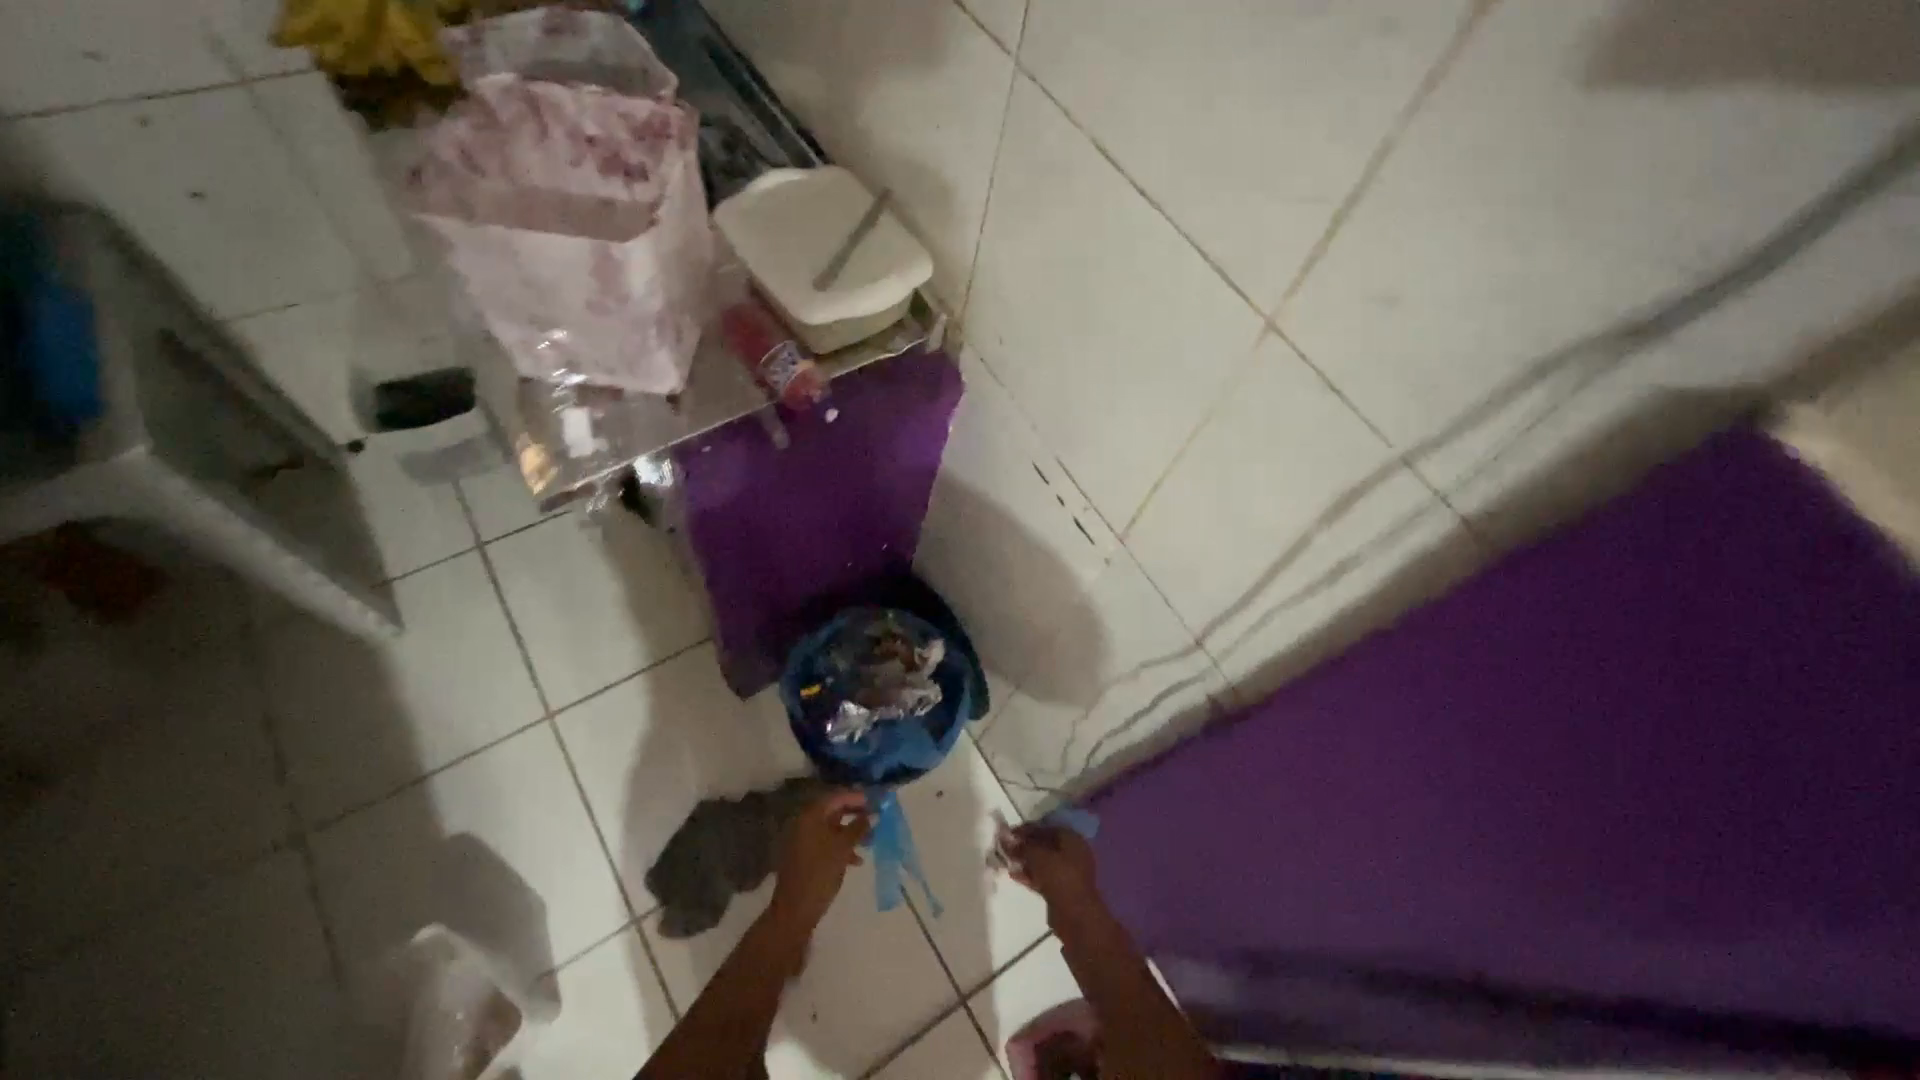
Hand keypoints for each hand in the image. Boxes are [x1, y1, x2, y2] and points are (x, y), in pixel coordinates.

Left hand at [769, 789, 871, 932]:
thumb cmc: (820, 873)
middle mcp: (805, 823)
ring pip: (832, 828)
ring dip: (851, 831)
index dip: (857, 797)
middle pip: (834, 810)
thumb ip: (859, 827)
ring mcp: (804, 840)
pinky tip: (857, 860)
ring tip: (871, 840)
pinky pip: (827, 843)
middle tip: (876, 818)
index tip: (877, 802)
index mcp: (811, 816)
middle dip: (856, 814)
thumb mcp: (843, 848)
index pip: (837, 796)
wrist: (795, 909)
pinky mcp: (806, 855)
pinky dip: (842, 846)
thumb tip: (873, 814)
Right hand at [1006, 822, 1099, 911]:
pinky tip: (1014, 875)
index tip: (1010, 833)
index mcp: (1072, 839)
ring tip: (1008, 862)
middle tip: (1007, 848)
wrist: (1075, 915)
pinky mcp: (1062, 890)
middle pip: (1045, 845)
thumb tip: (1006, 839)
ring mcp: (1068, 873)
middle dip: (1025, 846)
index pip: (1047, 828)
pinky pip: (1043, 877)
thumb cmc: (1059, 877)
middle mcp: (1073, 853)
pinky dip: (1030, 875)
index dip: (1027, 829)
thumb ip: (1022, 846)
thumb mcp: (1038, 856)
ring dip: (1026, 861)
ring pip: (1043, 862)